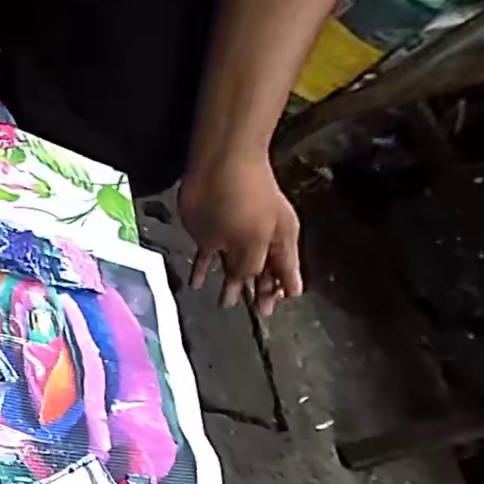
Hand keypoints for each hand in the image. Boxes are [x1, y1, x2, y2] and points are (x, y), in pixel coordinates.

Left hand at [178, 150, 301, 315]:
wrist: (218, 170)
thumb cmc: (242, 203)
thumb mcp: (252, 240)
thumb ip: (250, 265)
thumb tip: (246, 282)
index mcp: (279, 240)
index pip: (286, 269)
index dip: (285, 286)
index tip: (286, 302)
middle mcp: (259, 241)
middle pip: (262, 271)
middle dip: (261, 291)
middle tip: (260, 313)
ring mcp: (233, 238)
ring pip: (234, 267)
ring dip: (231, 285)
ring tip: (225, 304)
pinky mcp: (209, 235)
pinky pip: (206, 259)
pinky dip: (203, 271)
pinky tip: (197, 285)